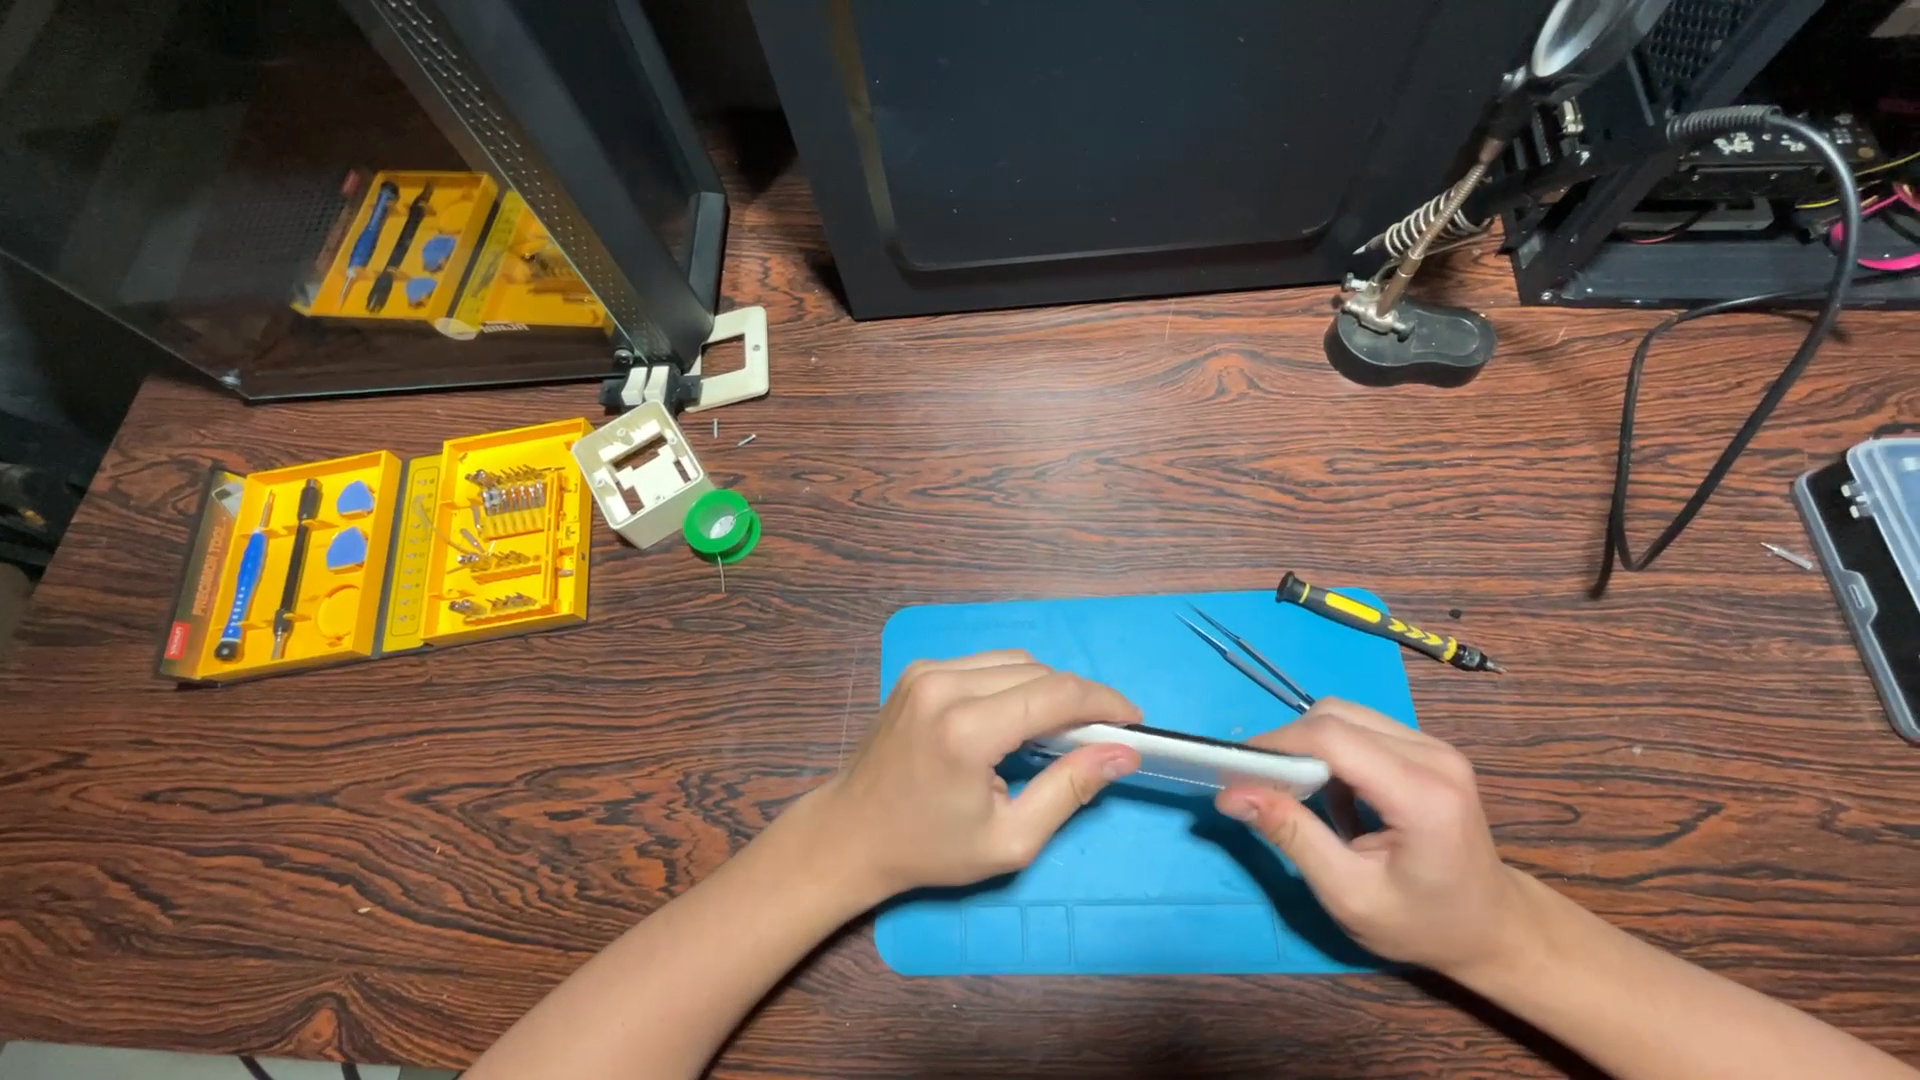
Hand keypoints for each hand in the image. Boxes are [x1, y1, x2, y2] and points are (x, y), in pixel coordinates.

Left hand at [812, 651, 1142, 901]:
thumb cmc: (929, 848)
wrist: (850, 832)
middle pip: (1039, 672)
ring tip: (1058, 730)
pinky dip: (1014, 683)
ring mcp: (927, 671)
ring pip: (1014, 661)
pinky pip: (985, 664)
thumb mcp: (1009, 839)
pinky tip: (1016, 718)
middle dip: (1078, 699)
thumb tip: (1122, 752)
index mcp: (967, 729)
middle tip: (1098, 736)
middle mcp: (945, 685)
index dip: (1104, 701)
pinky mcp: (919, 670)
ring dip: (1047, 688)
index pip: (1057, 693)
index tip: (1133, 720)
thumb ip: (1070, 790)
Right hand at [1213, 700, 1535, 977]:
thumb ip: (1292, 837)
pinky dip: (1332, 750)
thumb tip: (1231, 794)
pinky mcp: (1428, 749)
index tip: (1236, 769)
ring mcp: (1435, 748)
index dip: (1276, 744)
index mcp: (1421, 794)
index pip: (1332, 738)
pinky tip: (1332, 793)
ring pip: (1346, 715)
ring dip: (1309, 745)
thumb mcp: (1348, 894)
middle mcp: (1433, 756)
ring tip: (1296, 791)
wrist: (1495, 931)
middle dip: (1288, 743)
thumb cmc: (1422, 924)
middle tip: (1261, 784)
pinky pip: (1362, 728)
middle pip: (1336, 717)